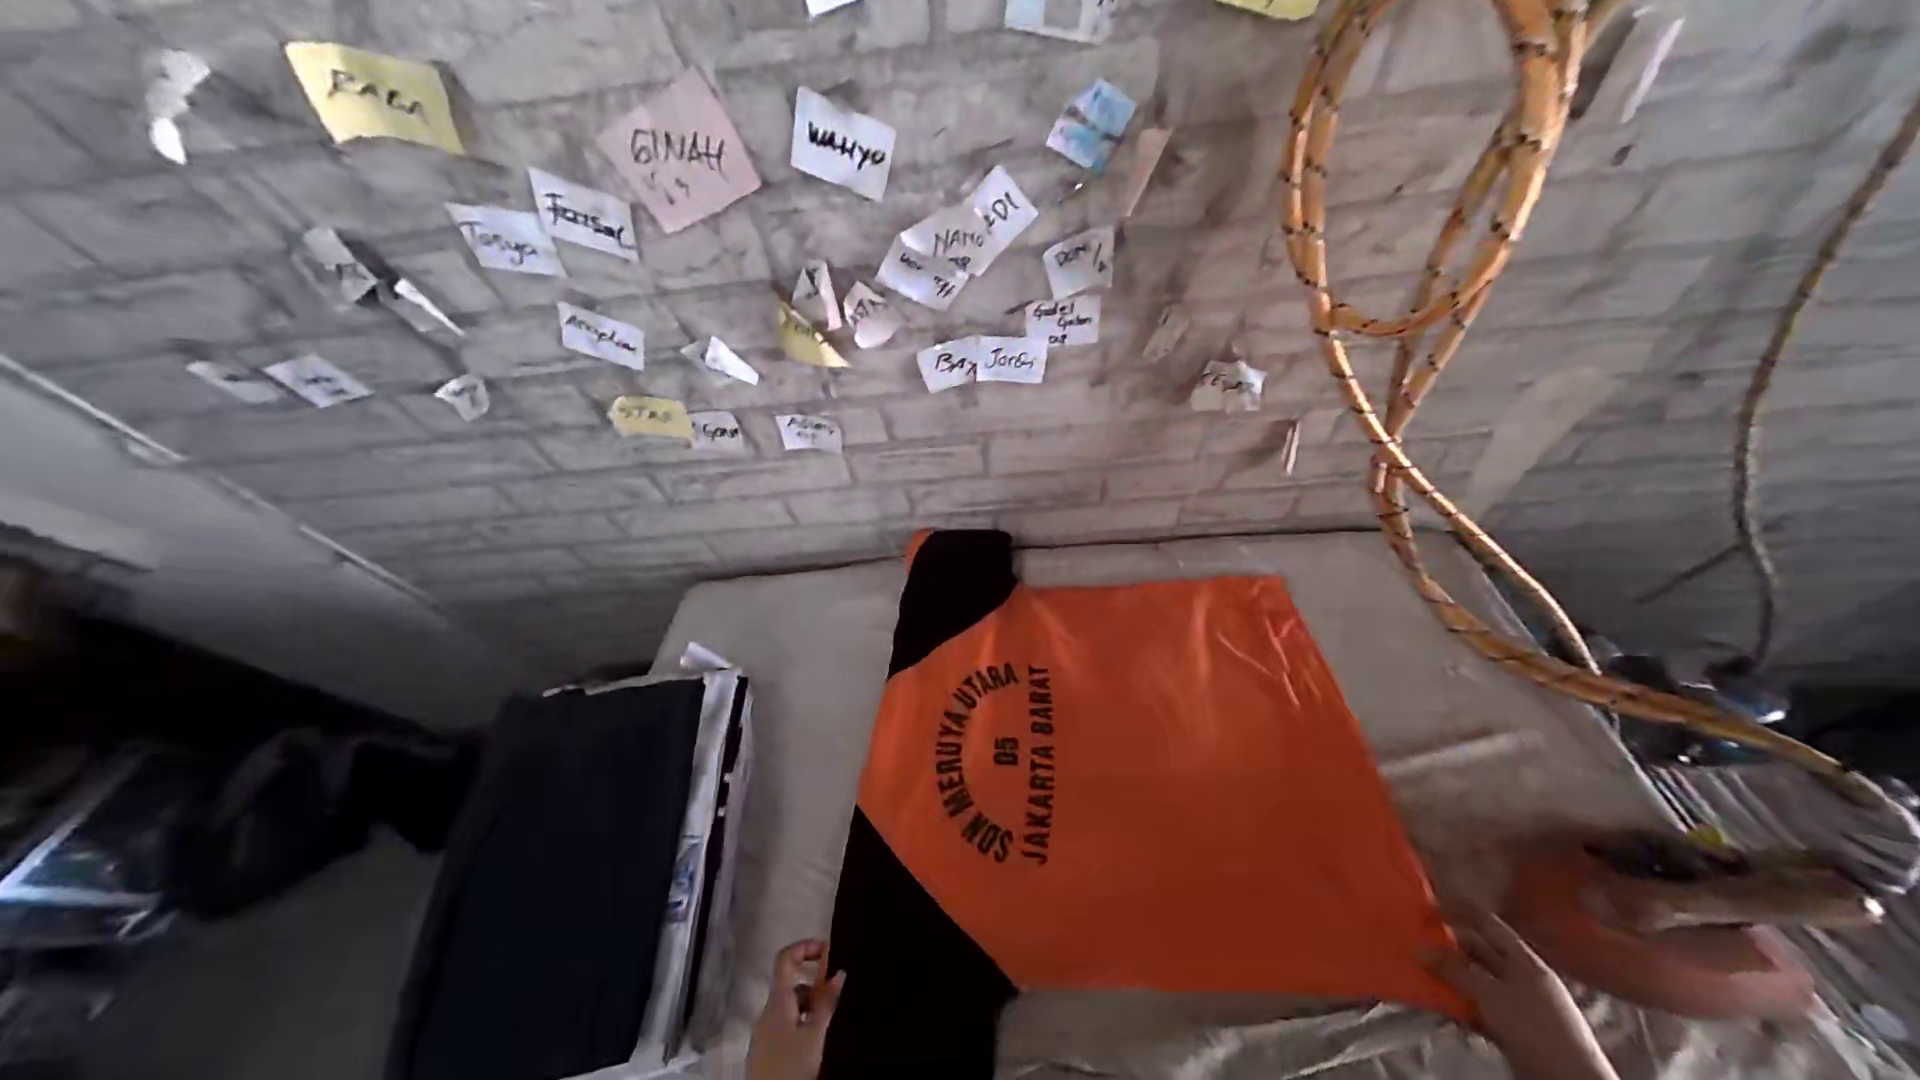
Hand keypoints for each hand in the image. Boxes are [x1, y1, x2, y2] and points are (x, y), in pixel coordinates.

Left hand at [747, 940, 844, 1079]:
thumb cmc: (791, 1067)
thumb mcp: (815, 1034)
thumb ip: (826, 1002)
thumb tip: (839, 971)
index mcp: (777, 1001)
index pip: (786, 957)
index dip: (806, 947)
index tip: (830, 952)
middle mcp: (768, 1012)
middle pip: (793, 986)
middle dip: (817, 988)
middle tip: (840, 998)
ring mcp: (765, 1033)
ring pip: (793, 1009)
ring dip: (813, 1010)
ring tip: (834, 1024)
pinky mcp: (767, 1052)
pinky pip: (788, 1027)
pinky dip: (805, 1026)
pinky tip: (820, 1042)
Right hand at [1426, 905, 1618, 1079]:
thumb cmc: (1534, 1028)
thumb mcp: (1490, 995)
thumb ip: (1453, 970)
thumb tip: (1419, 950)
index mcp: (1524, 961)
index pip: (1488, 923)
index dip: (1460, 909)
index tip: (1429, 902)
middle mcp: (1522, 978)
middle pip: (1480, 951)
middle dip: (1449, 946)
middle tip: (1418, 940)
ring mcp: (1519, 1005)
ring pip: (1476, 980)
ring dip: (1451, 977)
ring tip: (1421, 973)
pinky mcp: (1514, 1029)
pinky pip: (1479, 1007)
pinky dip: (1460, 1004)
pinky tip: (1442, 1006)